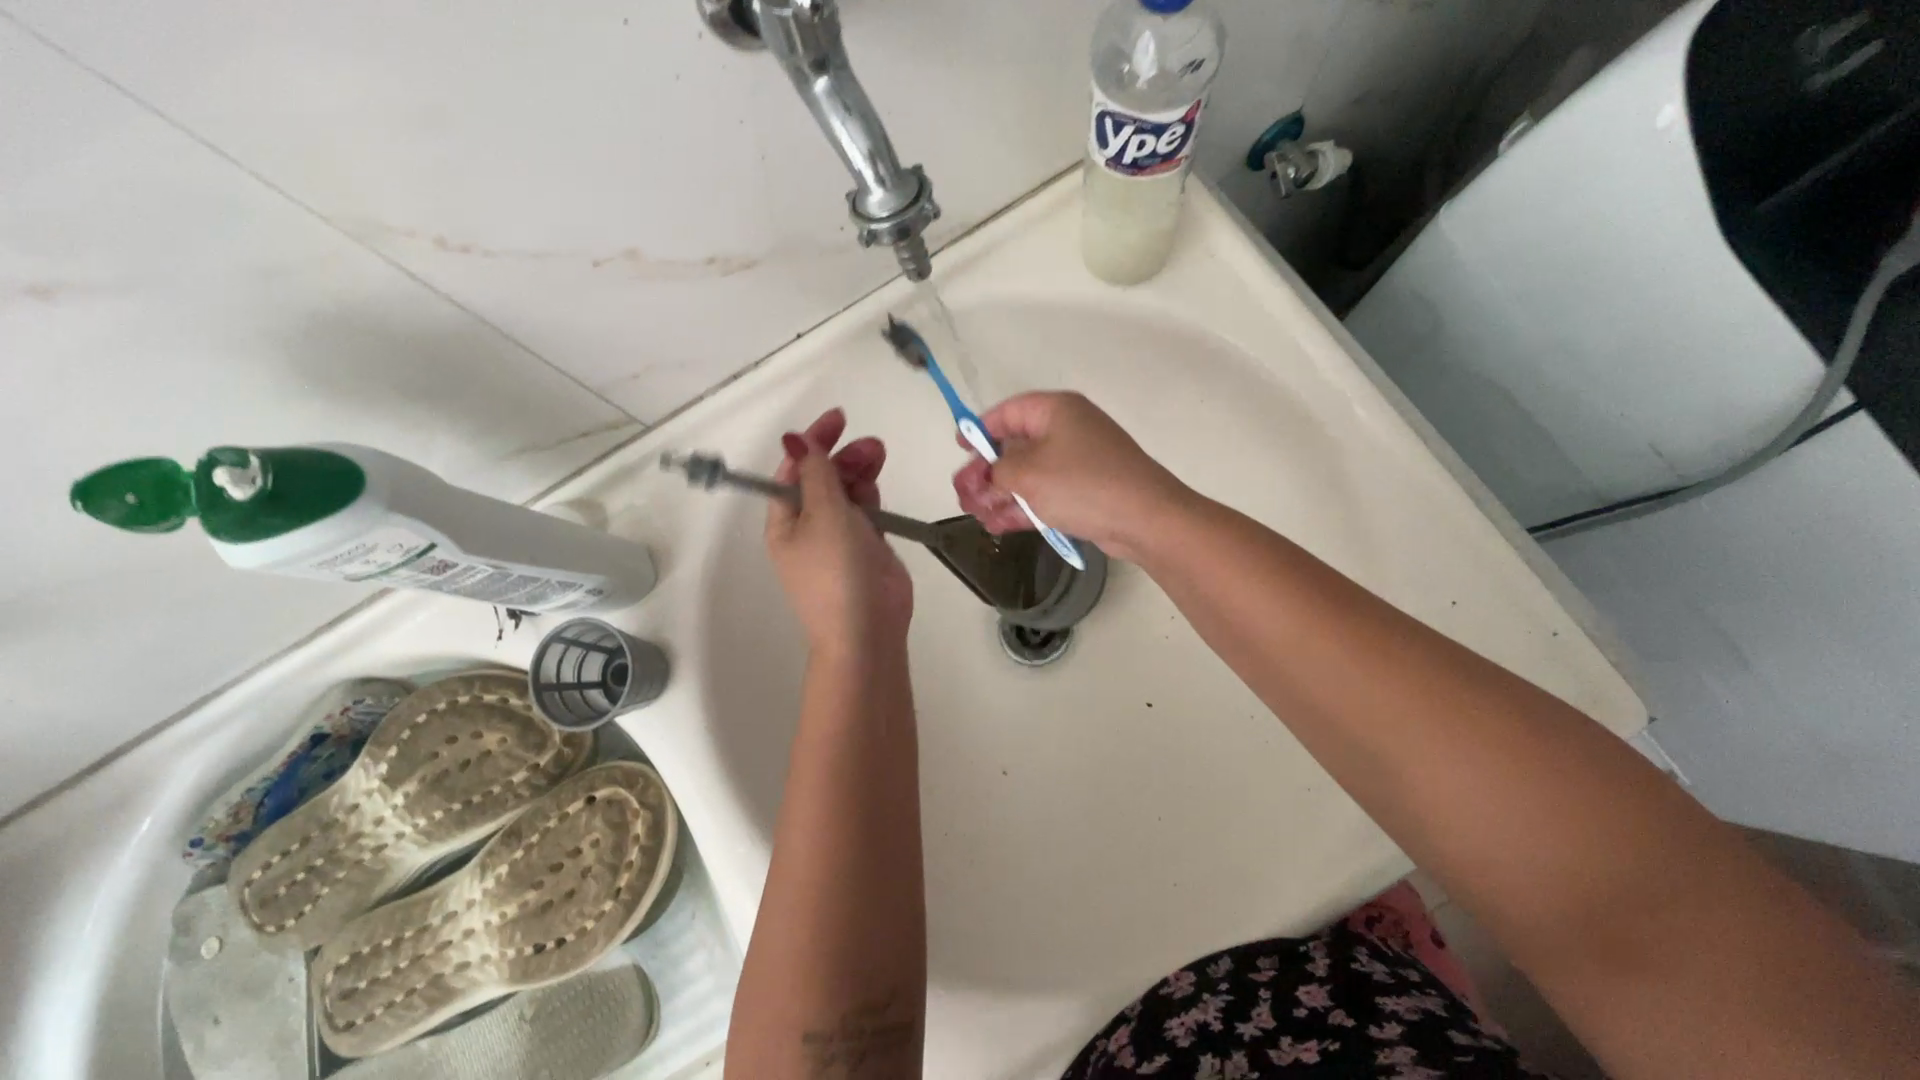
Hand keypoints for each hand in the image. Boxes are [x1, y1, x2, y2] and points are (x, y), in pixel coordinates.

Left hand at [765, 408, 912, 653]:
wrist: (866, 630)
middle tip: (872, 447)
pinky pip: (865, 511)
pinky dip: (871, 494)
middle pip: (822, 478)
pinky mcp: (866, 547)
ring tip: (879, 456)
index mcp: (784, 521)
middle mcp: (808, 527)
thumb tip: (797, 439)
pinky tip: (879, 485)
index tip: (839, 419)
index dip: (813, 443)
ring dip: (860, 470)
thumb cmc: (836, 571)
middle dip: (842, 457)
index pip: (794, 471)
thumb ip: (816, 473)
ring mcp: (838, 538)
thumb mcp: (822, 515)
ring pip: (846, 492)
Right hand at [951, 391, 1191, 561]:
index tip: (961, 448)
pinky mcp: (1084, 492)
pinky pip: (1044, 495)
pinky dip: (1021, 507)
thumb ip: (997, 471)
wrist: (1145, 518)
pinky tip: (997, 524)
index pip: (1008, 412)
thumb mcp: (1028, 474)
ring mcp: (1077, 463)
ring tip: (975, 515)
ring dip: (1000, 494)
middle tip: (963, 495)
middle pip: (1015, 447)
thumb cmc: (1082, 485)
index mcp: (1055, 411)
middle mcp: (1067, 431)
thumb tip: (987, 475)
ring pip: (1028, 475)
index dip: (981, 429)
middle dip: (986, 472)